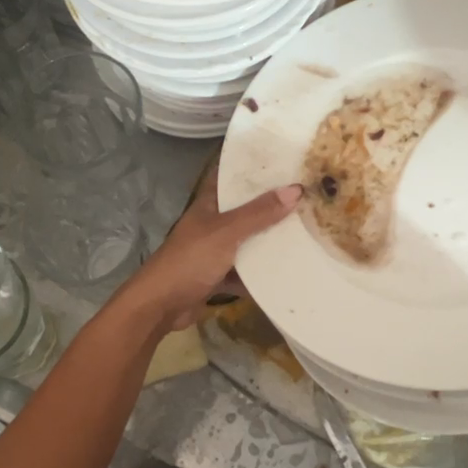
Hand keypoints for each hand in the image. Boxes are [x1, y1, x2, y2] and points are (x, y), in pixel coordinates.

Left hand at [115, 159, 301, 331]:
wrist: (161, 306)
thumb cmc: (190, 260)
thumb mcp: (226, 232)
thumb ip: (259, 213)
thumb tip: (295, 190)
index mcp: (208, 205)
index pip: (231, 177)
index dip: (253, 168)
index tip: (284, 161)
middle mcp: (211, 225)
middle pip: (245, 211)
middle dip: (271, 207)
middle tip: (306, 199)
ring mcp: (213, 252)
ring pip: (246, 243)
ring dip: (268, 243)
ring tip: (304, 234)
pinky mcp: (216, 278)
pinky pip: (244, 273)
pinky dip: (260, 275)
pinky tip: (285, 274)